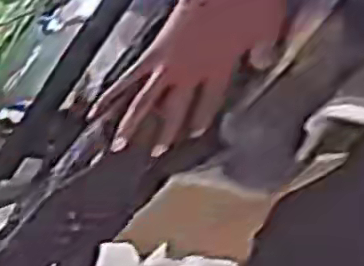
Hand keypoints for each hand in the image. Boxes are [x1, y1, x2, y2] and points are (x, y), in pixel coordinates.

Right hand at [92, 0, 286, 154]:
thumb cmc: (250, 0)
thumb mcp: (270, 22)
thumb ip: (266, 46)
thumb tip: (265, 63)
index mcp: (218, 68)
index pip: (209, 100)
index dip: (202, 117)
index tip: (195, 133)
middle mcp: (188, 75)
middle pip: (175, 110)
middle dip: (167, 132)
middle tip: (158, 152)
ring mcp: (166, 68)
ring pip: (145, 105)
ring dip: (130, 126)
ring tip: (118, 145)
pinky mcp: (150, 57)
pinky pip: (126, 81)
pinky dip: (109, 97)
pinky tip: (94, 112)